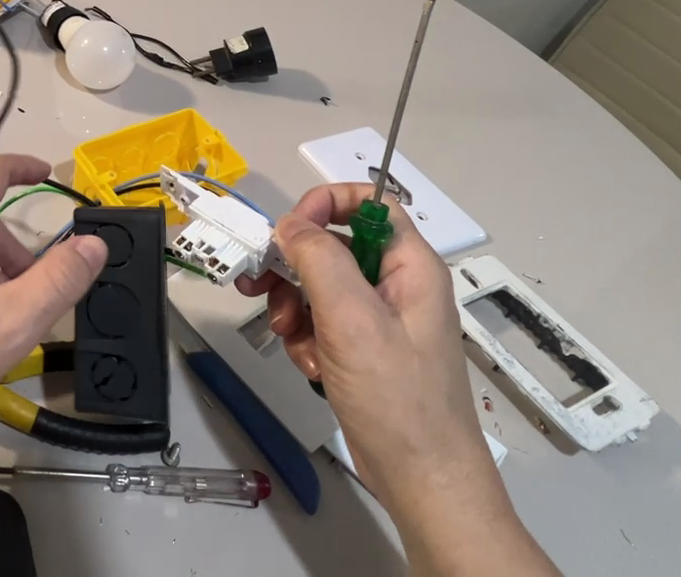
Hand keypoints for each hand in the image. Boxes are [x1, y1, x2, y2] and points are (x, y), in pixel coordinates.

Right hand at [235, 185, 504, 531]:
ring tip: (290, 336)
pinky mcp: (360, 346)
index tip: (288, 228)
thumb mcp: (351, 318)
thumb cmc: (394, 395)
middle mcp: (395, 283)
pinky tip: (309, 363)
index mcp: (409, 266)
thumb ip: (318, 258)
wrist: (420, 478)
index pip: (368, 203)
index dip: (325, 203)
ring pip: (317, 283)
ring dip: (292, 306)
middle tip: (259, 284)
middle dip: (292, 265)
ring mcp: (377, 317)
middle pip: (331, 245)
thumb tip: (289, 223)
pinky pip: (318, 319)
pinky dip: (304, 335)